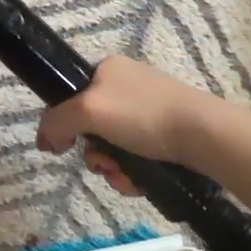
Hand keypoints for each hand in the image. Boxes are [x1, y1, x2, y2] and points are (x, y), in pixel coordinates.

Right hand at [34, 56, 227, 196]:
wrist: (204, 136)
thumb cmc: (142, 115)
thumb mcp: (85, 111)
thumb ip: (56, 122)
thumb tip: (46, 142)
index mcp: (107, 70)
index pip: (69, 96)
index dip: (61, 124)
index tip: (63, 146)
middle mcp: (126, 87)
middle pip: (89, 127)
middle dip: (93, 153)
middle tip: (103, 163)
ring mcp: (147, 112)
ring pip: (111, 146)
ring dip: (111, 167)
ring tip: (125, 175)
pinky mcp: (166, 135)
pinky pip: (134, 156)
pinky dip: (131, 172)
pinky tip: (139, 181)